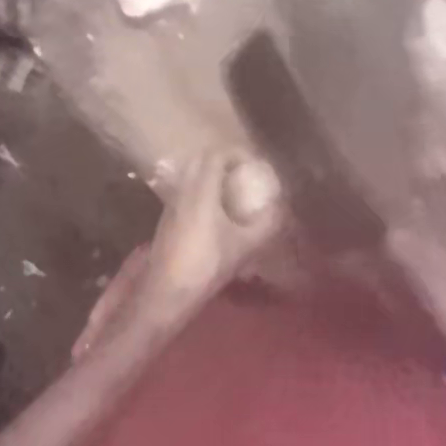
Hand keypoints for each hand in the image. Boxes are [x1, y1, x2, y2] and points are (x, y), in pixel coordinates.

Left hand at [140, 150, 283, 320]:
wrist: (168, 291)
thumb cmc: (208, 265)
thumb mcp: (245, 246)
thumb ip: (266, 223)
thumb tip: (280, 207)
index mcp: (202, 192)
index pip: (215, 155)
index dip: (235, 153)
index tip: (252, 164)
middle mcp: (183, 191)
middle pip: (199, 161)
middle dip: (222, 161)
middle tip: (242, 174)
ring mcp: (170, 205)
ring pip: (188, 176)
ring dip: (208, 176)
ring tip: (230, 192)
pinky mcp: (165, 220)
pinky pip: (183, 192)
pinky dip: (199, 191)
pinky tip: (213, 213)